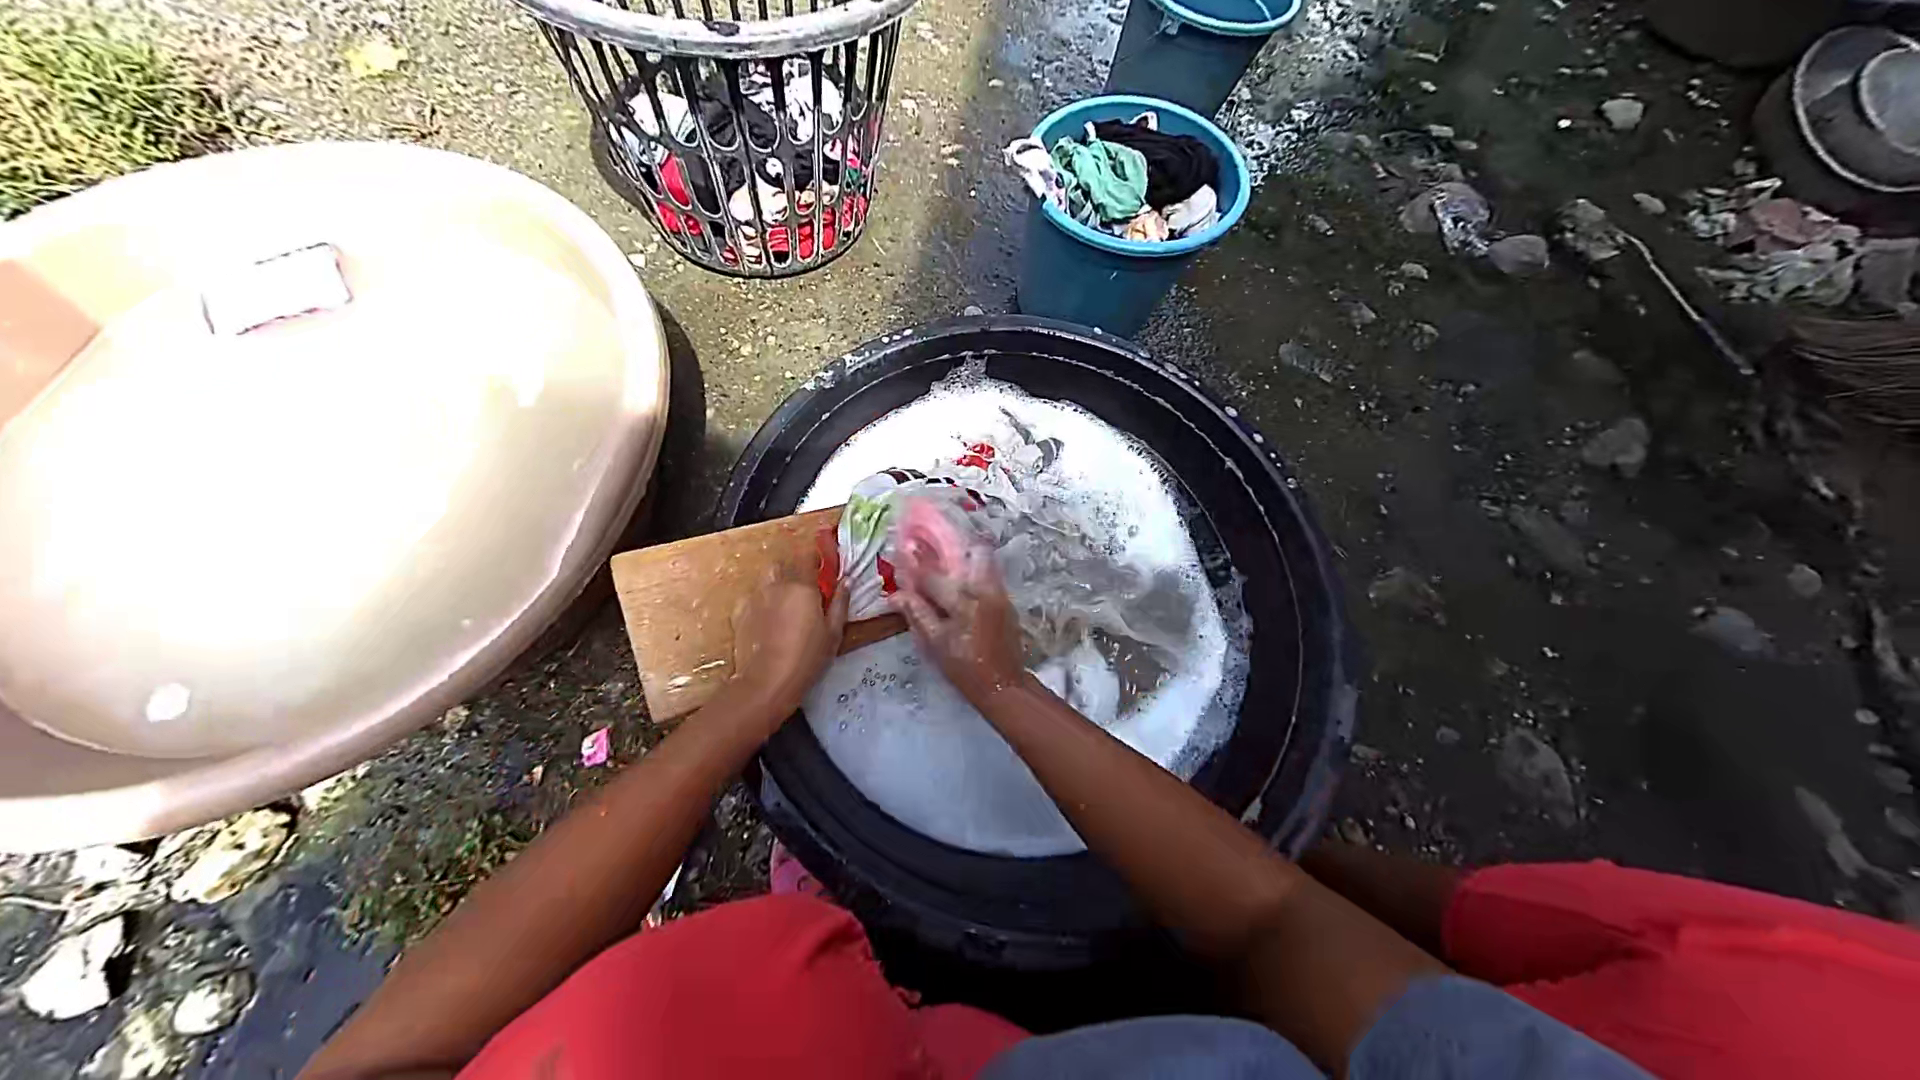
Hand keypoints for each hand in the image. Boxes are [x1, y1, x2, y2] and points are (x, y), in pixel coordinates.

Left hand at [728, 562, 848, 727]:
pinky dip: (760, 601)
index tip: (823, 567)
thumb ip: (840, 603)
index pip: (808, 557)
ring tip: (784, 603)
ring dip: (776, 583)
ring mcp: (755, 598)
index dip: (816, 558)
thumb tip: (846, 580)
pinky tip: (766, 618)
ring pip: (766, 579)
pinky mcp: (740, 613)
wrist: (767, 681)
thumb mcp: (833, 632)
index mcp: (802, 586)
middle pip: (783, 564)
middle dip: (793, 570)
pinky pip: (751, 598)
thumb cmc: (807, 657)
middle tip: (804, 589)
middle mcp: (776, 585)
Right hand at [891, 554, 1026, 706]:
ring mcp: (1000, 594)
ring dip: (964, 559)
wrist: (1003, 685)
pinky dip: (975, 574)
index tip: (904, 553)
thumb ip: (917, 614)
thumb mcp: (935, 644)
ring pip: (984, 562)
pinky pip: (991, 576)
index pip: (933, 577)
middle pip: (970, 553)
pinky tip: (963, 584)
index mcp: (963, 603)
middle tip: (931, 552)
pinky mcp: (1008, 601)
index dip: (915, 566)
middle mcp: (984, 591)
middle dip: (949, 549)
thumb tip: (896, 596)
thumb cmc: (965, 668)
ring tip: (947, 566)